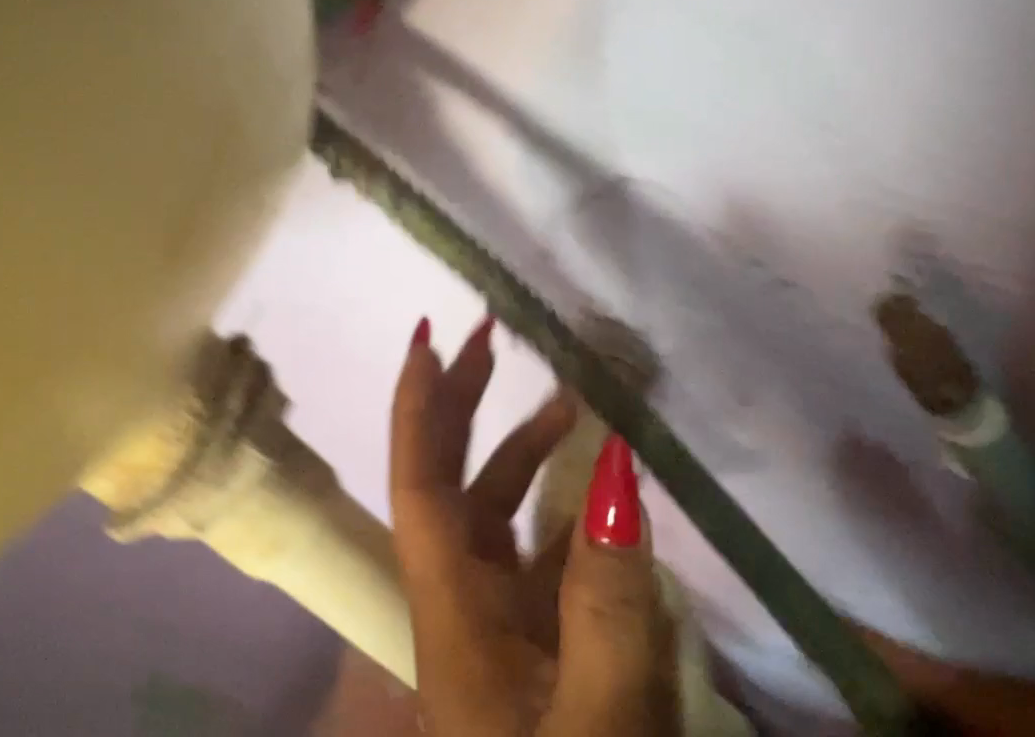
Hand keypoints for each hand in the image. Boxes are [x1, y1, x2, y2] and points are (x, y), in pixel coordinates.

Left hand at [389, 315, 680, 736]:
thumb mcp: (601, 713)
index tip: (426, 335)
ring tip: (568, 401)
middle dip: (461, 404)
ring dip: (519, 450)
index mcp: (453, 610)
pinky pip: (533, 552)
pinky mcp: (528, 641)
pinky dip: (559, 509)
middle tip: (490, 335)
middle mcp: (459, 602)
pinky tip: (595, 492)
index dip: (417, 405)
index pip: (418, 484)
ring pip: (491, 512)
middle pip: (444, 482)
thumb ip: (610, 596)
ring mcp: (493, 621)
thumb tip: (617, 468)